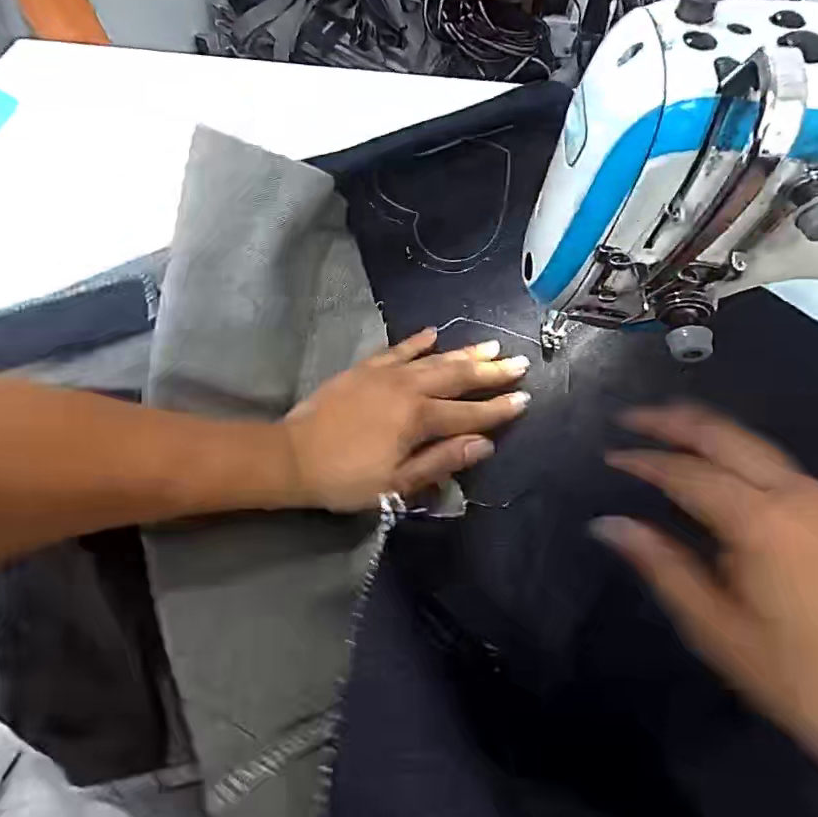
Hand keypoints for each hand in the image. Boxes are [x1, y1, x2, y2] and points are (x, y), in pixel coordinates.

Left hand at [282, 328, 529, 511]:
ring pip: (434, 359)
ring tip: (491, 346)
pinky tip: (433, 333)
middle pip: (458, 377)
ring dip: (464, 352)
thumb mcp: (397, 483)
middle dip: (491, 372)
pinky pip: (398, 350)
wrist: (292, 455)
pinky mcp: (366, 368)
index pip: (470, 413)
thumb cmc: (346, 477)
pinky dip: (418, 341)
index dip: (499, 408)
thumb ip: (442, 461)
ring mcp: (386, 374)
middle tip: (519, 363)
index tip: (525, 398)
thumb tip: (483, 444)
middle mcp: (408, 389)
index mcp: (419, 419)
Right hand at [597, 404, 817, 816]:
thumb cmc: (805, 684)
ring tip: (668, 430)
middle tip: (630, 417)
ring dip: (708, 430)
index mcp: (760, 519)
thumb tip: (608, 524)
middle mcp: (796, 493)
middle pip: (723, 435)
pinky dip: (738, 452)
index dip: (643, 460)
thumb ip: (662, 566)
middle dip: (673, 420)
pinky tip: (723, 467)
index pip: (686, 471)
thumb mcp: (719, 630)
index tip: (608, 454)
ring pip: (754, 444)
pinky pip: (777, 464)